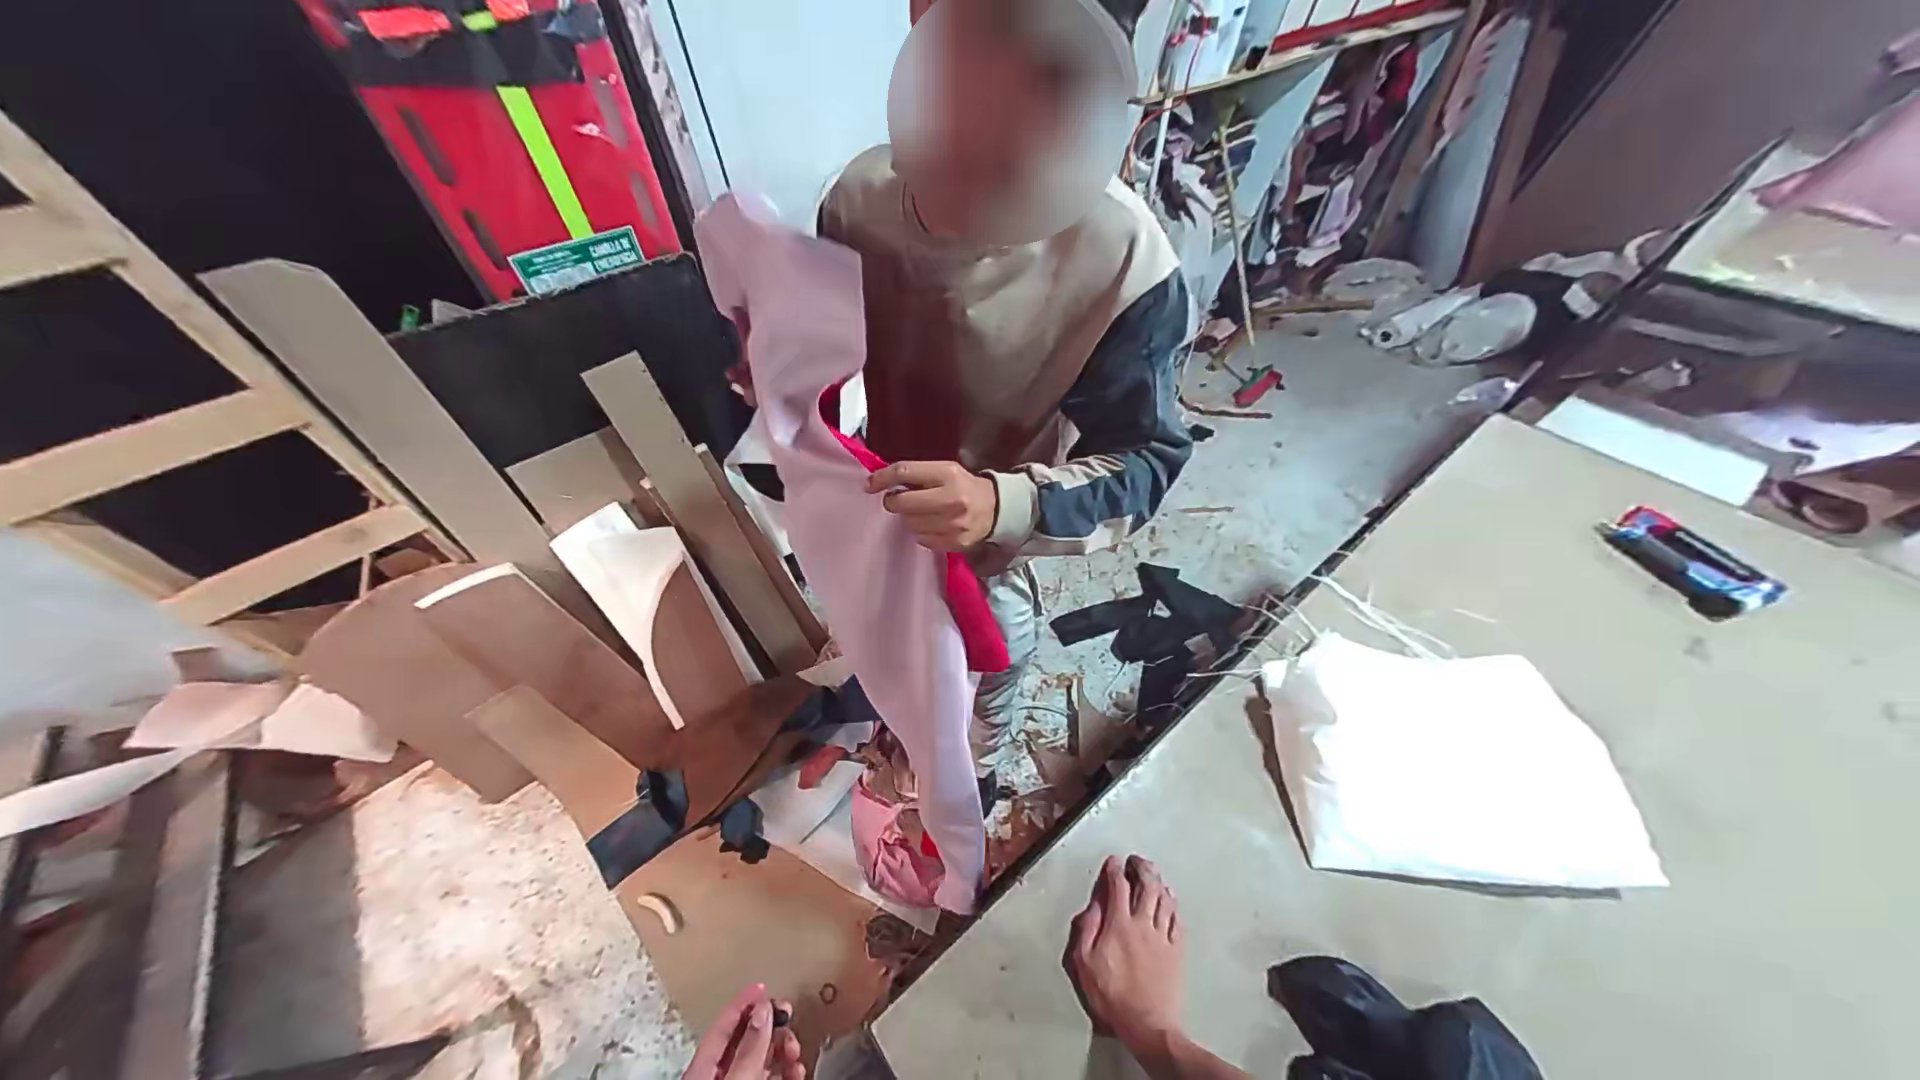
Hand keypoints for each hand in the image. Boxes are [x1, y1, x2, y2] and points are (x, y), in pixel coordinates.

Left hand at [681, 984, 803, 1079]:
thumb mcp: (737, 1079)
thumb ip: (750, 1046)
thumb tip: (763, 1009)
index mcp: (703, 1067)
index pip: (723, 1024)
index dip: (742, 1002)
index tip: (761, 985)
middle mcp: (716, 1075)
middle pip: (746, 1038)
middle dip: (771, 1024)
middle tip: (787, 1016)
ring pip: (761, 1057)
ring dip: (782, 1048)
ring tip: (795, 1052)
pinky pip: (769, 1075)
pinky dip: (784, 1069)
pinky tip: (794, 1069)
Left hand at [865, 461, 997, 551]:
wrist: (994, 509)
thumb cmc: (963, 486)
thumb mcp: (945, 470)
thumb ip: (917, 474)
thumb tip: (882, 482)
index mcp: (948, 474)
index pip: (905, 472)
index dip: (882, 478)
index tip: (869, 484)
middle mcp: (951, 499)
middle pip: (903, 502)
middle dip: (893, 502)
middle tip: (896, 500)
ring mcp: (953, 524)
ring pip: (910, 523)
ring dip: (908, 517)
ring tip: (920, 512)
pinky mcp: (954, 543)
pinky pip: (921, 539)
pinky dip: (920, 531)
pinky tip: (931, 524)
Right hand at [1068, 856, 1184, 1049]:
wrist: (1147, 1025)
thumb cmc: (1111, 995)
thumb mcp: (1085, 962)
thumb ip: (1087, 928)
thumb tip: (1094, 904)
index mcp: (1119, 924)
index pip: (1118, 886)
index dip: (1115, 869)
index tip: (1113, 861)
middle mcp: (1143, 923)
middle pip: (1147, 885)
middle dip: (1141, 867)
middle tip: (1135, 860)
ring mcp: (1162, 936)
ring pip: (1164, 898)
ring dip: (1158, 881)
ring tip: (1152, 873)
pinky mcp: (1176, 950)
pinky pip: (1177, 918)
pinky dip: (1172, 903)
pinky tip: (1169, 899)